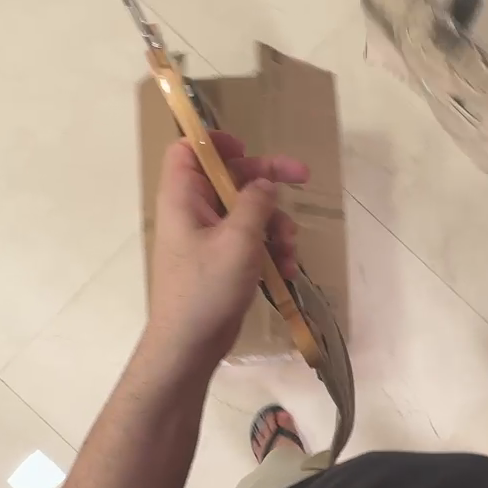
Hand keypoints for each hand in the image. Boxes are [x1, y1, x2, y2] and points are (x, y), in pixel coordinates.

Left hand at [142, 131, 307, 371]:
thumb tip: (265, 182)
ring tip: (289, 250)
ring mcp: (209, 239)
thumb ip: (255, 203)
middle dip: (267, 183)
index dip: (216, 142)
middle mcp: (193, 212)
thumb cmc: (207, 288)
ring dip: (276, 226)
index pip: (189, 150)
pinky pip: (251, 242)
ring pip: (248, 213)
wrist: (189, 344)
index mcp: (184, 198)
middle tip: (303, 177)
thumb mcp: (238, 240)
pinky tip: (285, 271)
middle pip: (231, 179)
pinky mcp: (222, 262)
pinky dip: (270, 251)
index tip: (248, 148)